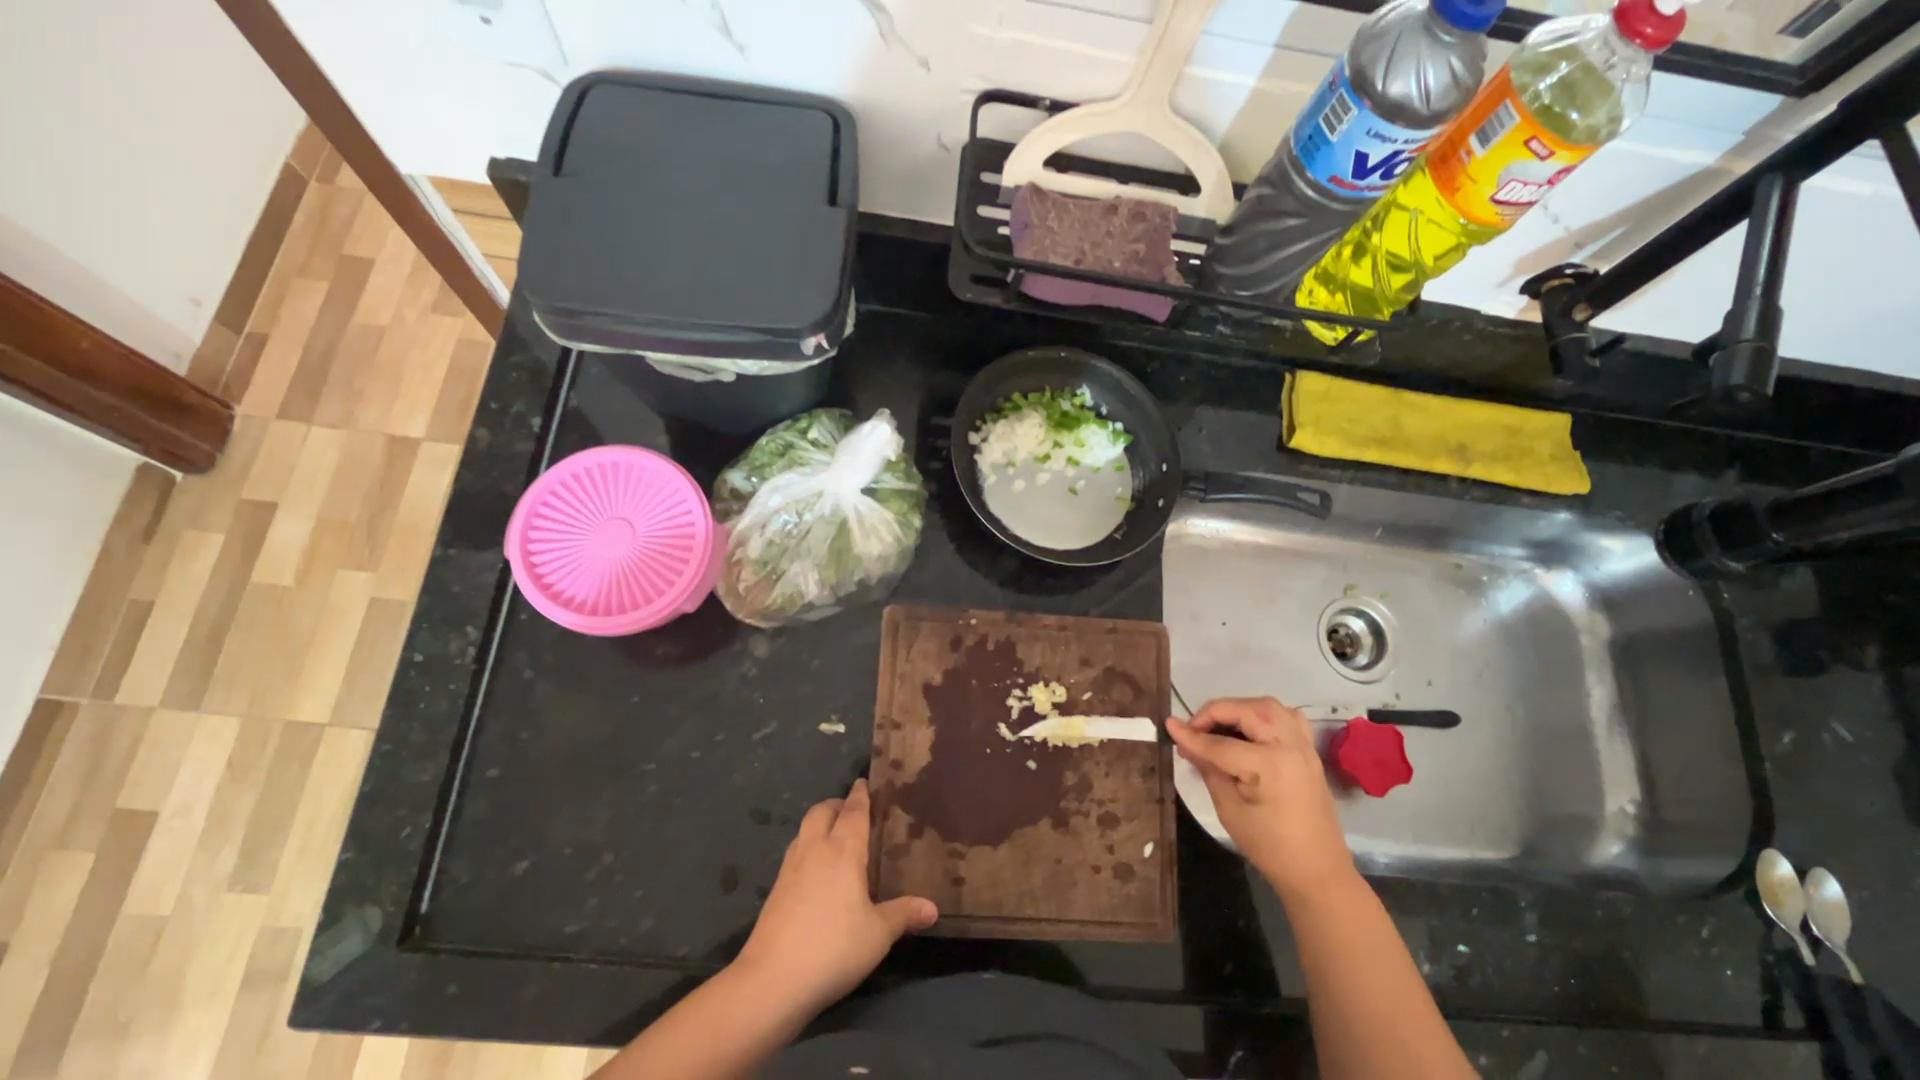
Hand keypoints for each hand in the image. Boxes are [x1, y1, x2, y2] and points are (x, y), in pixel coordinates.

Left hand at [733, 779, 937, 1010]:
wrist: (772, 980)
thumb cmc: (834, 947)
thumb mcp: (878, 934)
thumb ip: (904, 915)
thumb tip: (932, 908)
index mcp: (842, 851)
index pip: (853, 812)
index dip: (860, 796)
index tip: (865, 782)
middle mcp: (814, 851)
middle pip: (821, 812)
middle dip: (837, 805)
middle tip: (853, 810)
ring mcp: (789, 870)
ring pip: (804, 831)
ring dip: (819, 825)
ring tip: (836, 838)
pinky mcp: (775, 892)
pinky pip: (795, 855)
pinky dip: (808, 850)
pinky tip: (817, 873)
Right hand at [1167, 697, 1355, 901]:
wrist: (1316, 868)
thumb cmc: (1269, 846)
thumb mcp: (1229, 809)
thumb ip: (1208, 768)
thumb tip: (1185, 741)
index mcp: (1269, 765)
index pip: (1220, 743)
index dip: (1191, 735)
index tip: (1168, 725)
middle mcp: (1289, 746)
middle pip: (1246, 711)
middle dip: (1215, 712)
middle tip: (1193, 728)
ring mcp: (1304, 746)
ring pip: (1269, 707)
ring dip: (1240, 708)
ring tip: (1219, 725)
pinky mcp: (1309, 751)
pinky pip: (1287, 716)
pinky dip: (1264, 714)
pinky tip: (1249, 728)